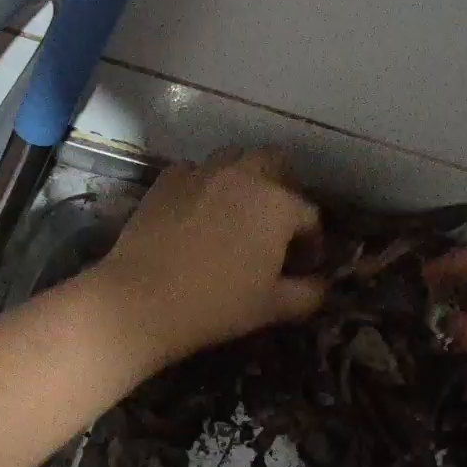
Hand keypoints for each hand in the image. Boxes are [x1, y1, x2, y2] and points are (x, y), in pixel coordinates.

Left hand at [86, 149, 325, 369]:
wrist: (142, 299)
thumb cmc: (217, 304)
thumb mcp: (272, 307)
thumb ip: (308, 293)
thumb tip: (323, 286)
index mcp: (278, 204)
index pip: (310, 216)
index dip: (312, 242)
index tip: (303, 265)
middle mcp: (244, 176)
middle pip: (275, 164)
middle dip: (282, 188)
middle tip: (274, 224)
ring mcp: (203, 172)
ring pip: (234, 159)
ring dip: (243, 178)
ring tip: (236, 211)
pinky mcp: (168, 179)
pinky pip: (194, 171)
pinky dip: (202, 185)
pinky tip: (196, 212)